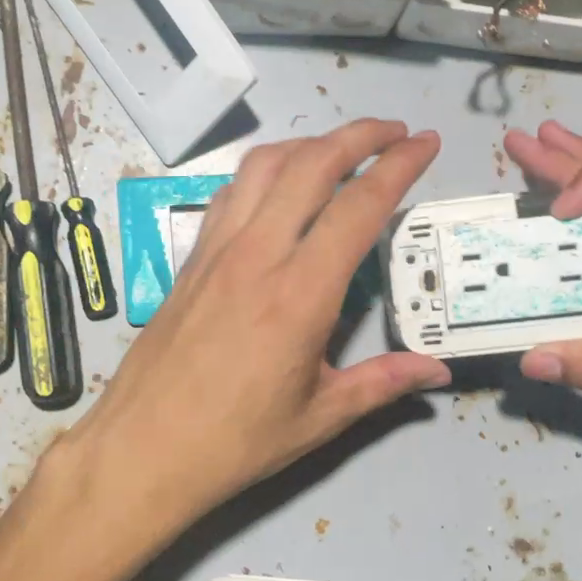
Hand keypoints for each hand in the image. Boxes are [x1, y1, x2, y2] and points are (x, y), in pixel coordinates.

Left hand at [57, 120, 450, 528]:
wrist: (144, 449)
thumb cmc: (237, 440)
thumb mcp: (321, 417)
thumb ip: (383, 382)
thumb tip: (437, 370)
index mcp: (301, 294)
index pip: (359, 207)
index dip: (399, 166)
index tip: (426, 144)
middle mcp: (258, 255)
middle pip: (312, 164)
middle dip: (361, 135)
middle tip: (396, 132)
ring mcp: (218, 250)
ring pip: (265, 166)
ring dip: (311, 143)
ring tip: (343, 147)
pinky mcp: (191, 258)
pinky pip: (232, 192)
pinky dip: (267, 170)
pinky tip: (281, 185)